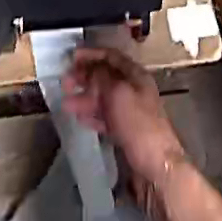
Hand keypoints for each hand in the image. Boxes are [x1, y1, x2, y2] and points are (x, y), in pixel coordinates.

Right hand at [63, 47, 183, 175]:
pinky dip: (93, 115)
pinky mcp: (126, 131)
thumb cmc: (138, 124)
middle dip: (85, 78)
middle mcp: (134, 89)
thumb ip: (102, 77)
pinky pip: (106, 117)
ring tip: (66, 103)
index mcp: (136, 75)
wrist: (156, 167)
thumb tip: (90, 68)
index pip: (112, 56)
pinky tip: (80, 118)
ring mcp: (131, 111)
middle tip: (65, 83)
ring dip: (85, 98)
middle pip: (106, 77)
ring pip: (104, 98)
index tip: (72, 57)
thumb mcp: (118, 94)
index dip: (92, 54)